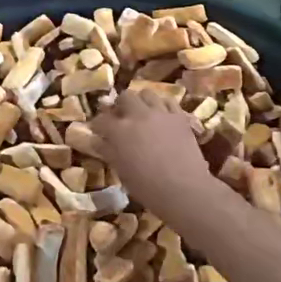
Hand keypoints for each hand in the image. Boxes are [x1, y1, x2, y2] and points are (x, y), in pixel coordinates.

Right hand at [90, 90, 213, 213]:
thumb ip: (108, 151)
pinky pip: (168, 101)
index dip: (97, 124)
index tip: (98, 129)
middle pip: (125, 97)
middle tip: (121, 117)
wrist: (183, 188)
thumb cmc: (147, 187)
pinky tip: (161, 115)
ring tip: (142, 112)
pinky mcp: (179, 116)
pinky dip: (162, 105)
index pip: (101, 120)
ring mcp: (161, 113)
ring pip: (147, 93)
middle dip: (120, 105)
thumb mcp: (121, 170)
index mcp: (119, 130)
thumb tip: (97, 140)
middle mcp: (138, 115)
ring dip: (141, 101)